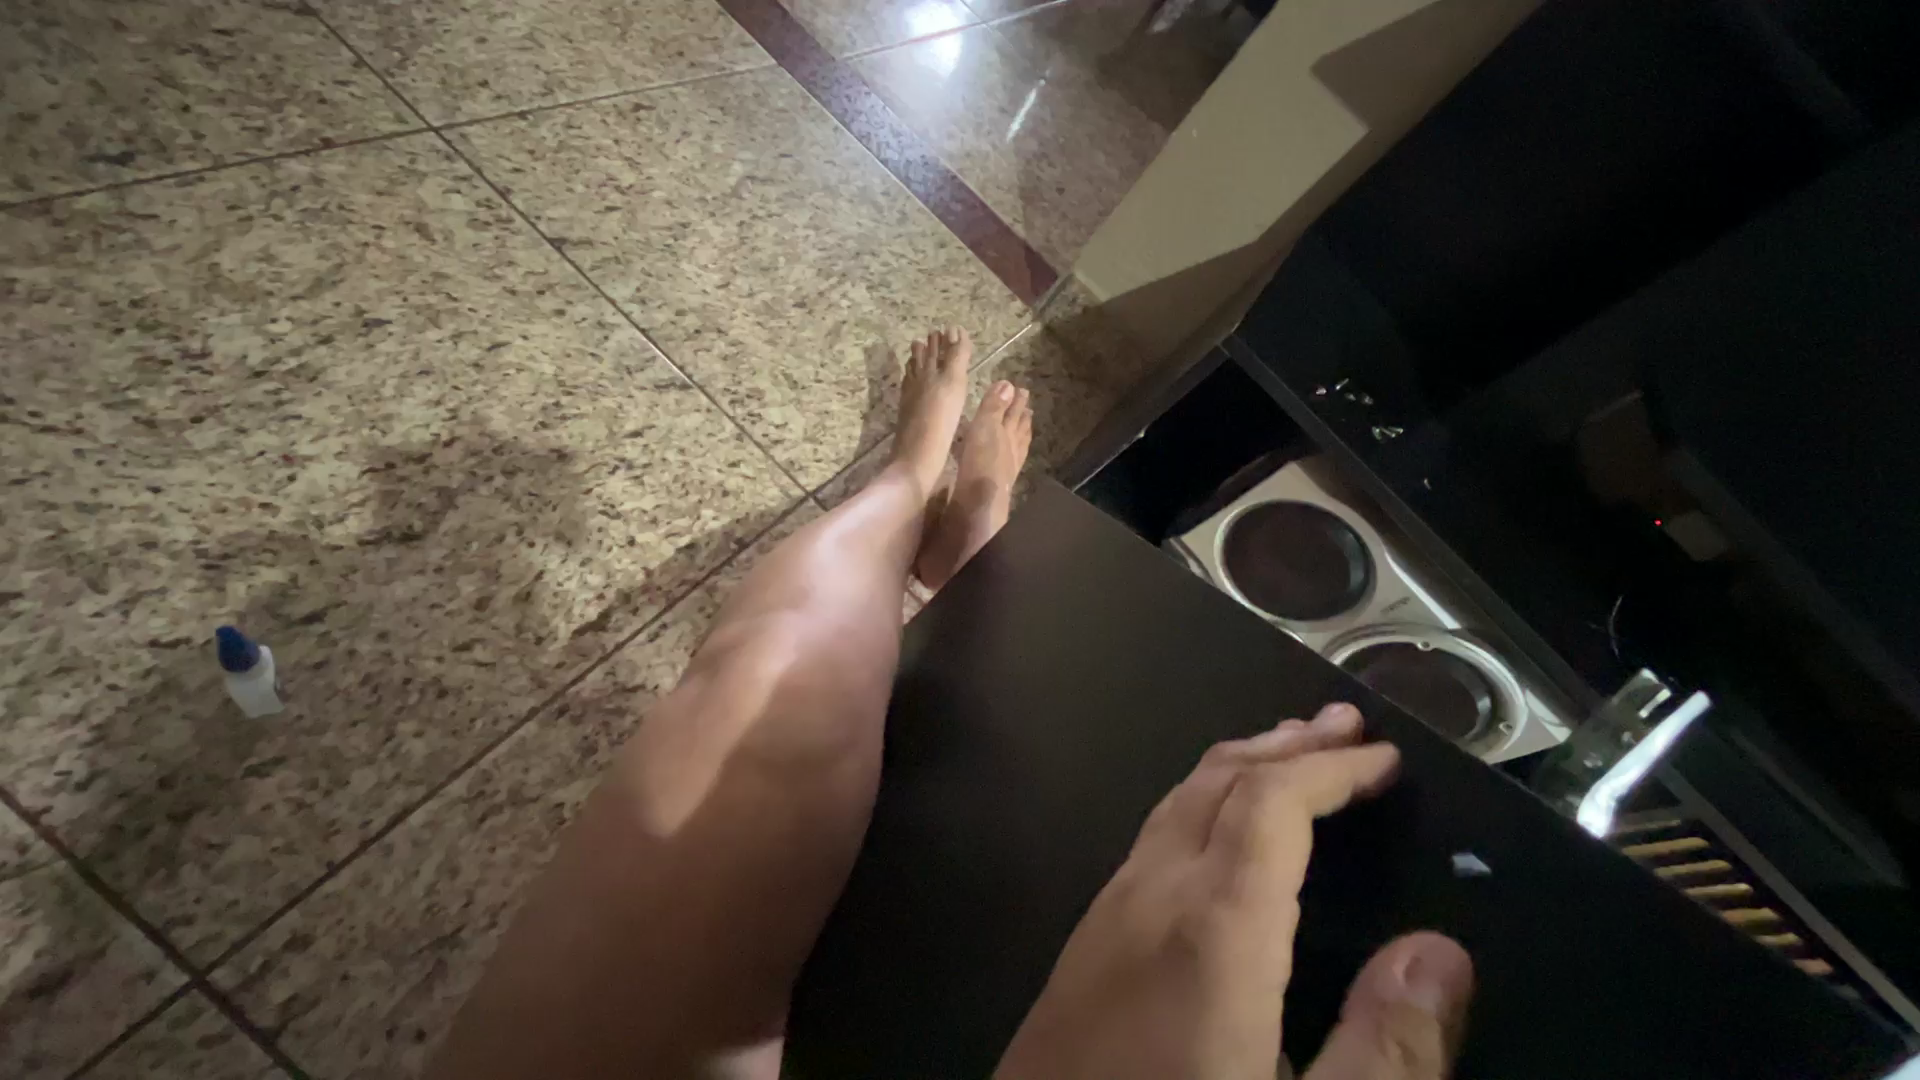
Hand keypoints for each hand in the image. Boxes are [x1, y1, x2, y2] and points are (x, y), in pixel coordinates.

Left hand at [995, 704, 1473, 1079]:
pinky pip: (1153, 834)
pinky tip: (1221, 829)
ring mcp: (1109, 909)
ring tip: (1290, 753)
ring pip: (1177, 800)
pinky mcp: (1088, 936)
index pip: (1271, 803)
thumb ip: (1384, 1049)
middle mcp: (1151, 892)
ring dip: (1239, 766)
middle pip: (1217, 780)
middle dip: (1285, 744)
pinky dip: (1202, 801)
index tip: (1384, 758)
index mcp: (1212, 927)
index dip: (1329, 769)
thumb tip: (1440, 953)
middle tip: (1343, 725)